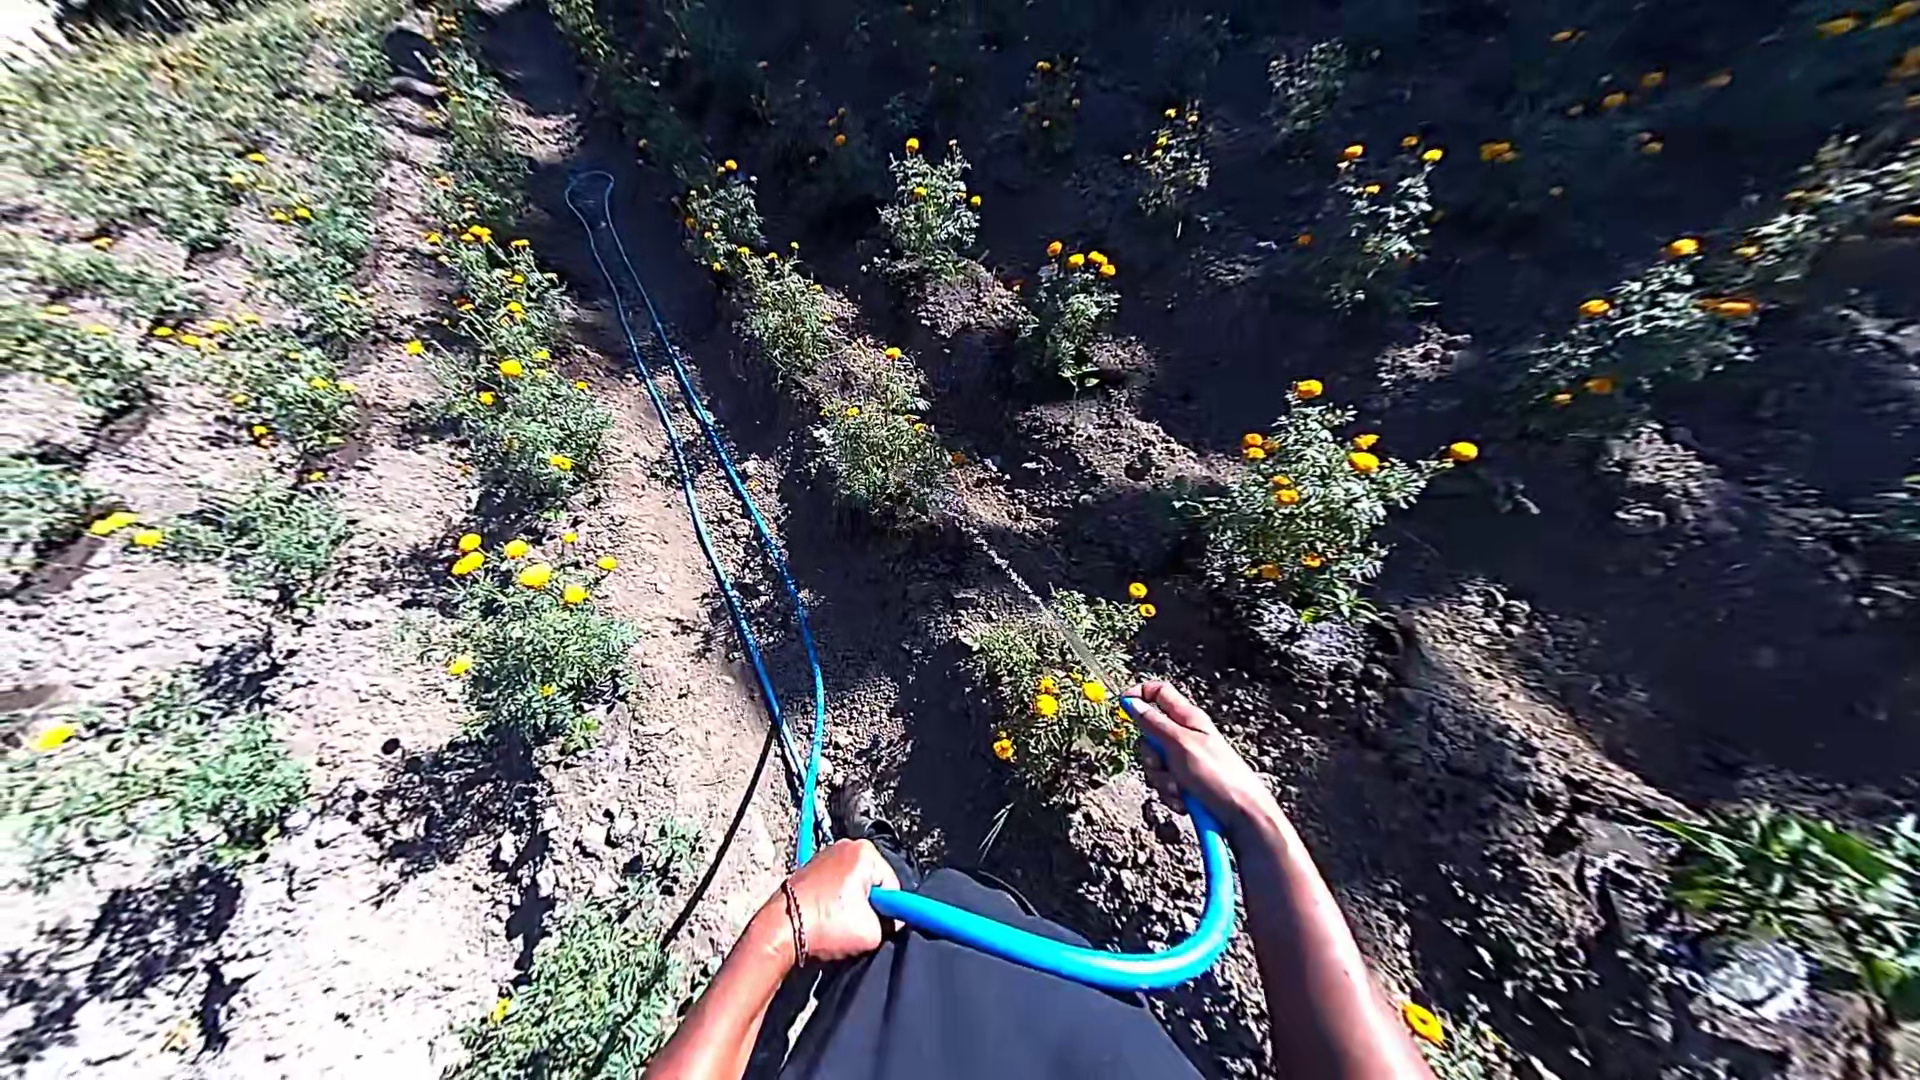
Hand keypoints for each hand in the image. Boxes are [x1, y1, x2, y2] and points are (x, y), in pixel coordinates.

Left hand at [763, 839, 898, 966]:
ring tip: (836, 924)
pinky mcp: (812, 867)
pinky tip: (825, 918)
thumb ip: (890, 926)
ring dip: (850, 904)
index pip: (892, 885)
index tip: (879, 927)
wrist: (781, 928)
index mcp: (865, 852)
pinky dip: (833, 901)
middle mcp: (847, 845)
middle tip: (855, 927)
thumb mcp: (871, 934)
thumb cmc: (824, 924)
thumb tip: (887, 924)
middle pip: (872, 883)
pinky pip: (835, 884)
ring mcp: (827, 854)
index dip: (888, 911)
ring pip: (853, 885)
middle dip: (867, 906)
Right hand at [1126, 680, 1282, 839]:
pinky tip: (1185, 801)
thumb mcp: (1180, 745)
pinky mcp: (1187, 782)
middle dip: (1150, 753)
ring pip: (1154, 762)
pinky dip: (1169, 794)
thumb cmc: (1219, 777)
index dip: (1139, 695)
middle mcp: (1186, 735)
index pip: (1158, 692)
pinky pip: (1163, 782)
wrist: (1245, 819)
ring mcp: (1186, 759)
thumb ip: (1153, 723)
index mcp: (1188, 718)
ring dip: (1161, 778)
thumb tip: (1130, 702)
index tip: (1122, 707)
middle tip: (1164, 763)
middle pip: (1149, 733)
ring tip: (1181, 789)